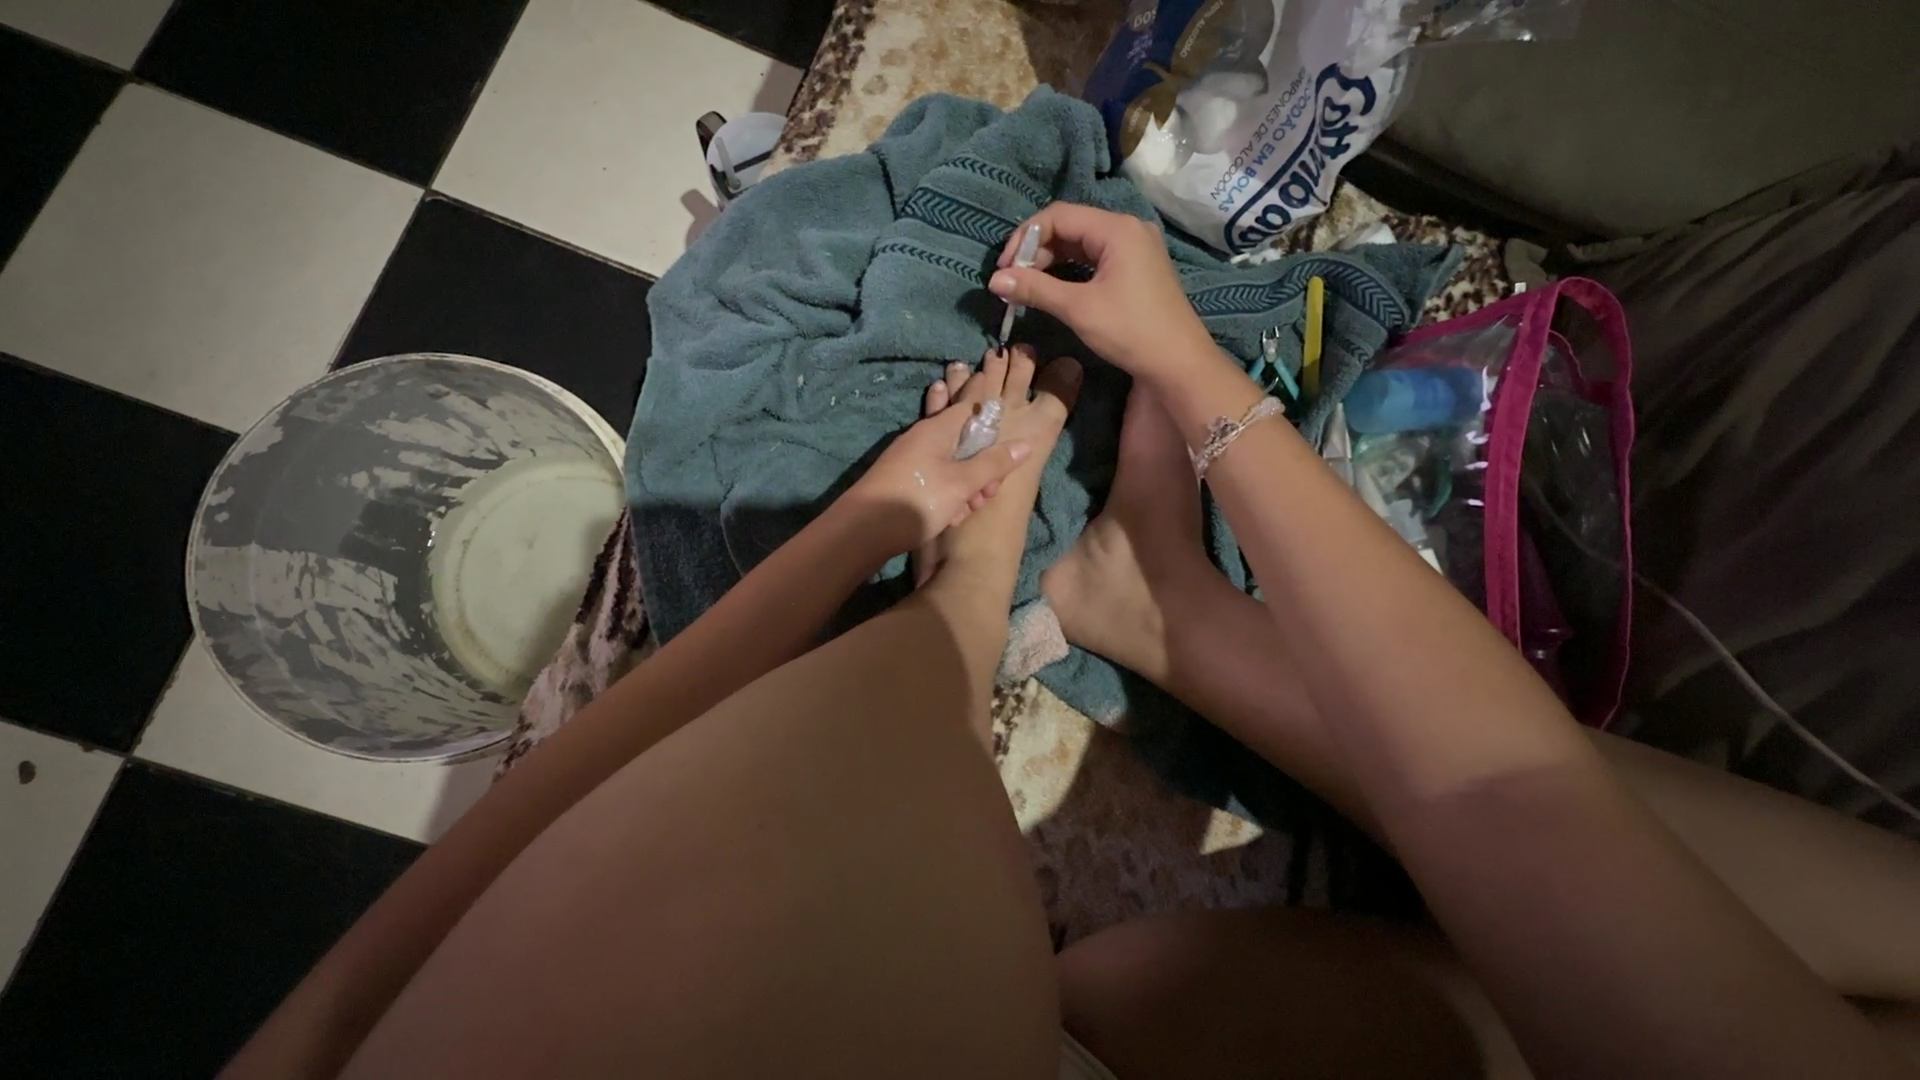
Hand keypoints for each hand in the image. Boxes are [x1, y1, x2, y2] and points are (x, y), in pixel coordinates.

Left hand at [848, 346, 1077, 554]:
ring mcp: (912, 460)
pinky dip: (949, 496)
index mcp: (938, 429)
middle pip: (966, 441)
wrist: (862, 531)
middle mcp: (924, 438)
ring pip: (953, 465)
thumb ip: (993, 464)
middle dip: (983, 467)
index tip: (1006, 434)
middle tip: (987, 494)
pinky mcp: (905, 481)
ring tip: (967, 511)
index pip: (972, 405)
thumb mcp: (962, 483)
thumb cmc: (916, 500)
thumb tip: (1025, 443)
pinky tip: (950, 517)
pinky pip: (937, 480)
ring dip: (968, 487)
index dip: (993, 418)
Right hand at [988, 203, 1214, 383]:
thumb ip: (1036, 289)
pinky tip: (1054, 291)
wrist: (1178, 364)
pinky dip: (1071, 272)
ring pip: (1081, 244)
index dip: (1025, 239)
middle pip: (1070, 227)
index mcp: (1117, 229)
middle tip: (1014, 282)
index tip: (1004, 269)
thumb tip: (995, 280)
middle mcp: (1128, 230)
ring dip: (1051, 263)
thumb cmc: (1131, 331)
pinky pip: (1095, 259)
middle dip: (1037, 252)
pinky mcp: (1136, 269)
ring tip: (1028, 288)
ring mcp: (1135, 249)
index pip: (1058, 216)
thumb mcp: (1079, 309)